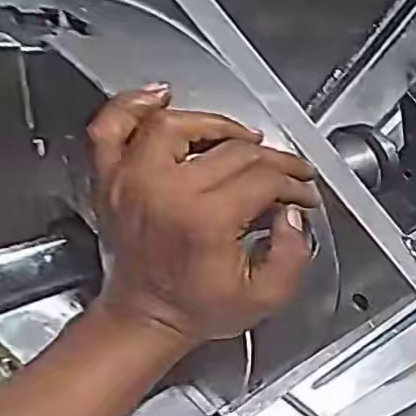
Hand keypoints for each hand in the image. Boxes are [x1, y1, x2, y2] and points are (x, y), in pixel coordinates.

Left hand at [84, 85, 319, 346]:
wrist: (148, 317)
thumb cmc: (201, 308)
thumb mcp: (268, 295)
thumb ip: (292, 253)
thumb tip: (293, 214)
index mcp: (206, 220)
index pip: (263, 179)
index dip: (294, 185)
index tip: (304, 197)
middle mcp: (165, 190)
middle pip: (232, 151)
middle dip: (274, 160)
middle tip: (292, 173)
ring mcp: (132, 180)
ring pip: (177, 126)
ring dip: (218, 124)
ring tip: (245, 136)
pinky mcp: (111, 179)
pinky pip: (111, 126)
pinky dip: (133, 105)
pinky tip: (160, 98)